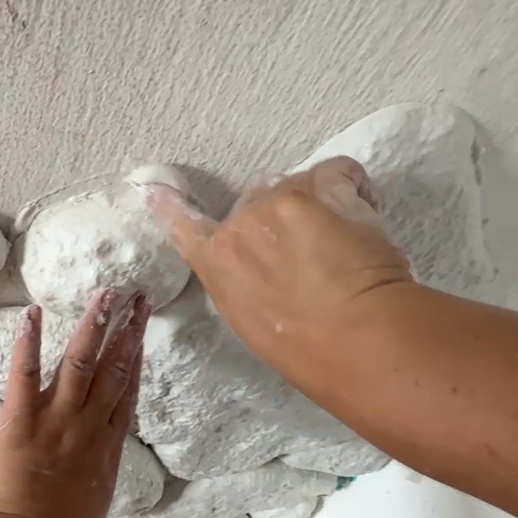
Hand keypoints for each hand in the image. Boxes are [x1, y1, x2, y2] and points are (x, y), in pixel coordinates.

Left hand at [0, 288, 149, 517]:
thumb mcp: (90, 503)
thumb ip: (92, 471)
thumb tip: (91, 456)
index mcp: (106, 450)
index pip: (127, 393)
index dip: (135, 358)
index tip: (141, 331)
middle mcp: (87, 427)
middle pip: (114, 370)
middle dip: (127, 330)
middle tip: (137, 297)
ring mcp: (55, 421)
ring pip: (80, 363)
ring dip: (94, 324)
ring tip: (106, 293)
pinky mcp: (19, 421)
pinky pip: (24, 373)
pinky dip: (29, 341)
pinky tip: (33, 313)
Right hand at [144, 156, 412, 376]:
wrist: (350, 336)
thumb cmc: (302, 345)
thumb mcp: (248, 317)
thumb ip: (239, 279)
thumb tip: (258, 264)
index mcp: (215, 262)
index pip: (183, 225)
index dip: (168, 205)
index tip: (150, 188)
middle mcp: (238, 224)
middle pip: (256, 200)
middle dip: (282, 216)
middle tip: (313, 250)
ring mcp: (277, 201)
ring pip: (298, 184)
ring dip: (321, 203)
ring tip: (345, 241)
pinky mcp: (320, 187)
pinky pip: (339, 171)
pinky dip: (355, 188)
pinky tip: (367, 216)